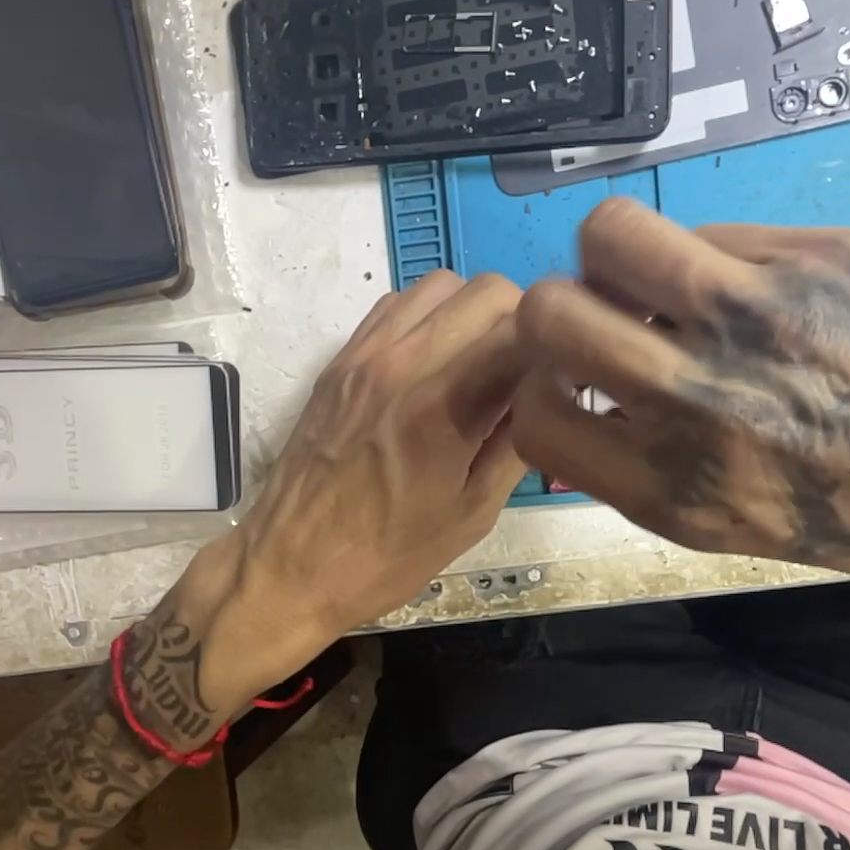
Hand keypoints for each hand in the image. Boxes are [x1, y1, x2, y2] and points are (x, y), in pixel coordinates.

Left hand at [193, 270, 526, 707]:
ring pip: (441, 284)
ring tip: (477, 363)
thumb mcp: (472, 515)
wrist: (289, 565)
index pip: (523, 330)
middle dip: (521, 323)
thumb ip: (516, 442)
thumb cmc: (386, 556)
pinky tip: (431, 362)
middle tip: (522, 371)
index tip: (560, 377)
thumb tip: (547, 392)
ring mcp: (364, 354)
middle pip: (488, 290)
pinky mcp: (340, 358)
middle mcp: (404, 363)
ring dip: (472, 313)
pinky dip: (427, 317)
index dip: (555, 348)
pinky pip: (395, 304)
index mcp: (444, 409)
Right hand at [510, 197, 849, 581]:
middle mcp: (692, 407)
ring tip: (665, 278)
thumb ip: (663, 461)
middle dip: (560, 310)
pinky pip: (713, 231)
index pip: (533, 416)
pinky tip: (761, 279)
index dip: (542, 388)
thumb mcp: (754, 524)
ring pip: (608, 237)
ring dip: (618, 254)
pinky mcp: (817, 257)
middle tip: (611, 319)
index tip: (577, 381)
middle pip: (544, 313)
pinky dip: (712, 250)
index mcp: (673, 494)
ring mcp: (753, 322)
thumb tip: (612, 388)